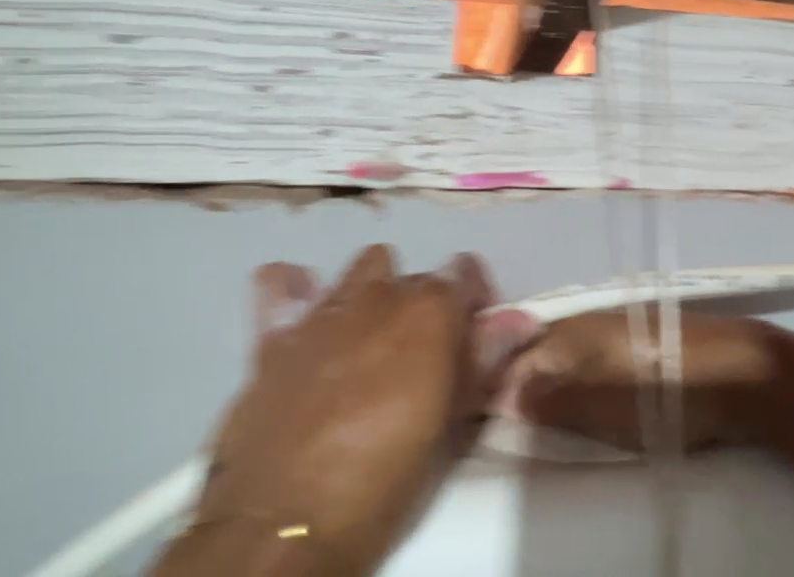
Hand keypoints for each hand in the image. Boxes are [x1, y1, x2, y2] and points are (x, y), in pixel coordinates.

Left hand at [182, 245, 516, 573]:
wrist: (284, 523)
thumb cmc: (383, 481)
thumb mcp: (450, 428)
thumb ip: (483, 363)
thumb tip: (519, 321)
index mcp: (429, 312)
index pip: (466, 271)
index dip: (477, 302)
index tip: (475, 341)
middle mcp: (379, 295)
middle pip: (416, 279)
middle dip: (426, 311)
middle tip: (422, 364)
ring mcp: (323, 309)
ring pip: (364, 268)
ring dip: (374, 294)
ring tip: (369, 343)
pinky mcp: (274, 333)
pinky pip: (281, 282)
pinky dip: (297, 293)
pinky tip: (307, 327)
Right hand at [502, 310, 793, 453]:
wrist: (744, 374)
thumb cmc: (665, 392)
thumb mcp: (601, 408)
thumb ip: (551, 402)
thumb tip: (508, 398)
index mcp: (570, 329)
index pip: (518, 354)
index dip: (504, 385)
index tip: (500, 418)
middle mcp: (587, 317)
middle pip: (543, 350)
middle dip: (531, 382)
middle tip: (531, 421)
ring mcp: (619, 322)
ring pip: (572, 351)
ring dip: (562, 380)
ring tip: (564, 414)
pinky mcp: (645, 333)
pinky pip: (600, 354)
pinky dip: (592, 376)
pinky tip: (600, 397)